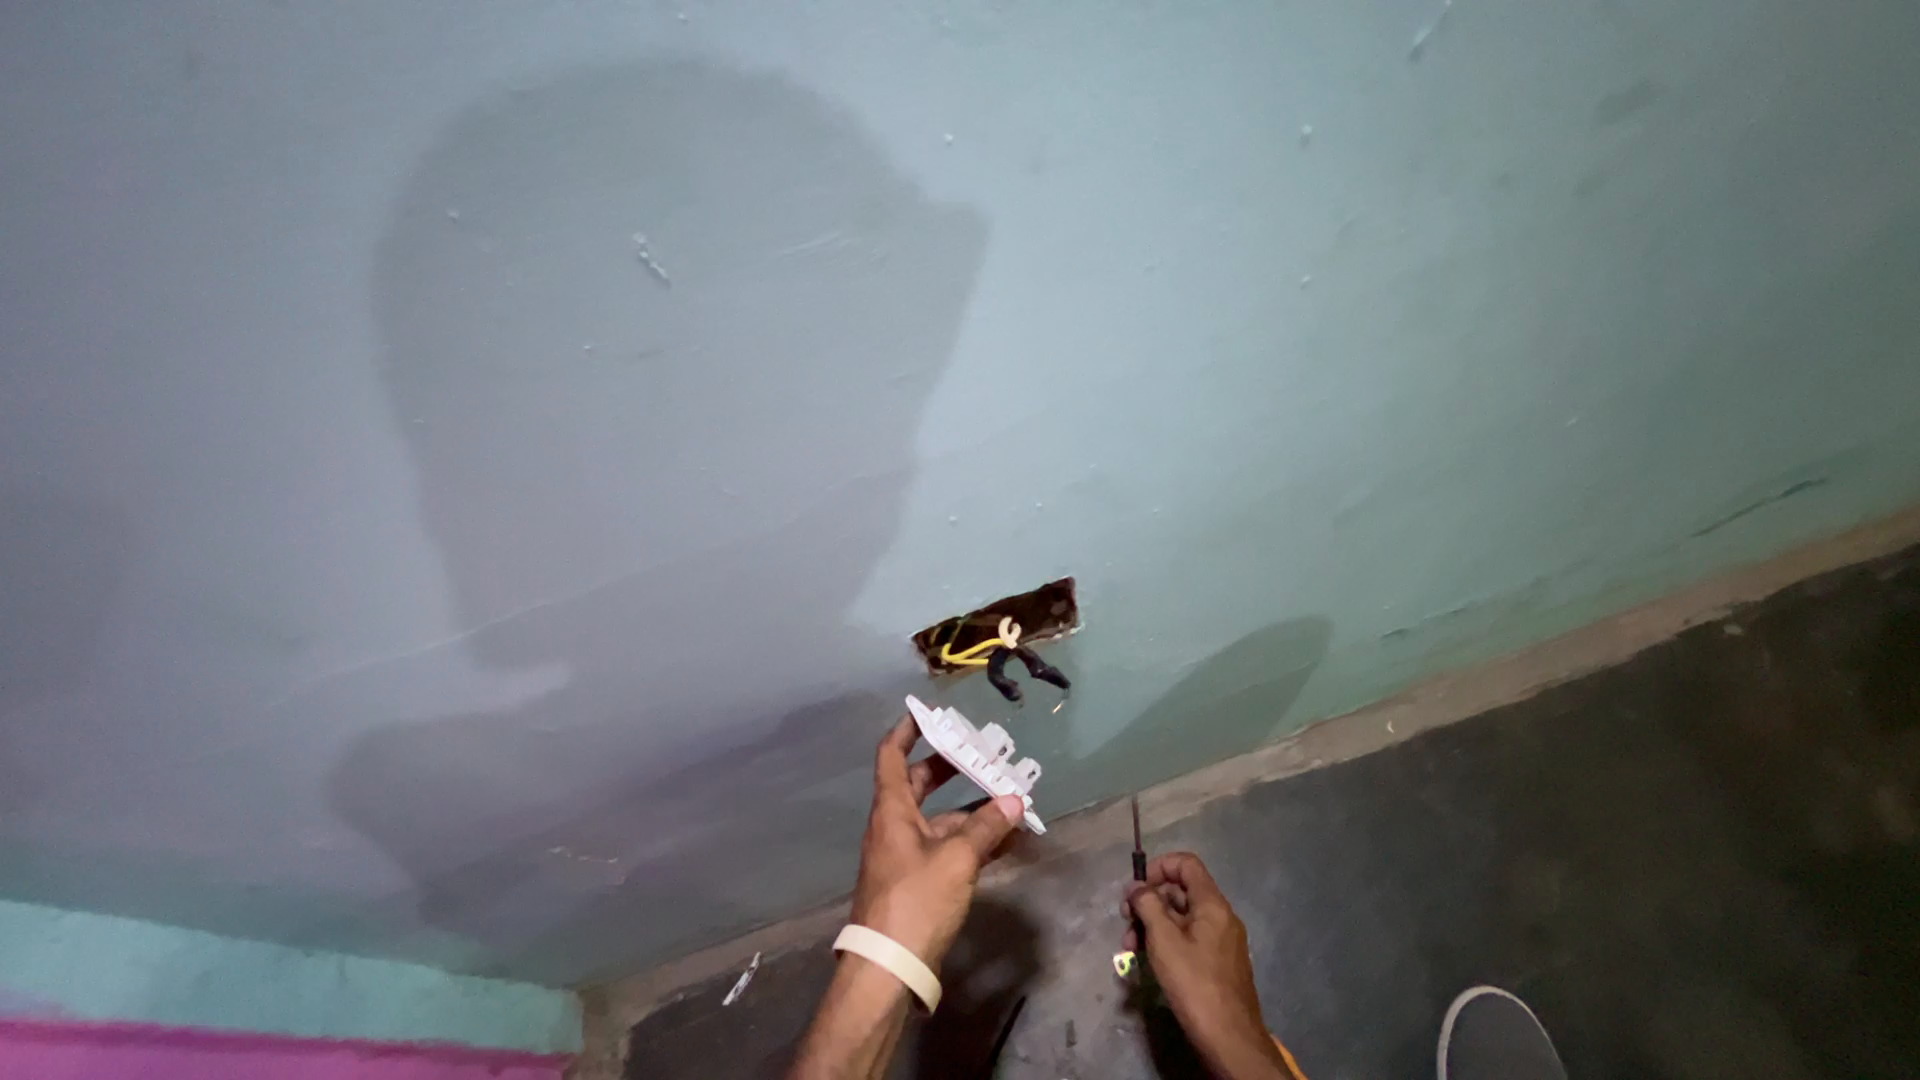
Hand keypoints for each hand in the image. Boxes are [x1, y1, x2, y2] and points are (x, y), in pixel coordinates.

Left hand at [849, 715, 1026, 969]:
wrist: (889, 969)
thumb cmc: (915, 900)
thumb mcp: (956, 859)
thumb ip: (986, 827)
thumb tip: (1014, 800)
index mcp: (892, 810)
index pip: (892, 755)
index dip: (907, 730)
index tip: (929, 713)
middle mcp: (894, 826)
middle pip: (919, 784)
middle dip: (950, 767)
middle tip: (982, 753)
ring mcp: (905, 855)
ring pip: (939, 819)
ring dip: (971, 810)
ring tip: (1009, 800)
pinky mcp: (918, 882)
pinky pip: (946, 848)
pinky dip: (971, 841)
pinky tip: (1005, 842)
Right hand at [1124, 853, 1293, 1079]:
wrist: (1230, 1040)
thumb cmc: (1195, 983)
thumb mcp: (1164, 940)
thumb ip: (1147, 905)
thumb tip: (1136, 886)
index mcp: (1212, 904)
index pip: (1186, 864)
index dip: (1158, 867)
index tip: (1137, 888)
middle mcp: (1220, 916)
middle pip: (1180, 891)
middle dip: (1149, 902)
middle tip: (1125, 921)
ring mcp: (1221, 941)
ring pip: (1181, 918)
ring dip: (1152, 925)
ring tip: (1130, 946)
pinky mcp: (1217, 963)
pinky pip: (1188, 938)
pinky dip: (1166, 942)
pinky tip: (1147, 959)